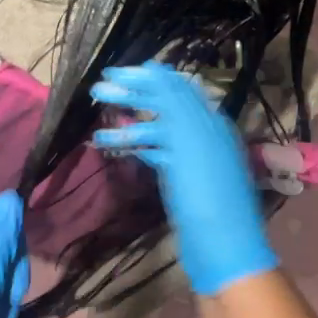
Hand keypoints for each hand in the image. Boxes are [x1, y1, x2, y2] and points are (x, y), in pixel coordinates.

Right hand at [90, 61, 275, 295]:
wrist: (221, 248)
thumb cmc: (204, 192)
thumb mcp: (189, 139)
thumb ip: (174, 102)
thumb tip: (156, 69)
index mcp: (208, 120)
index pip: (173, 86)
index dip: (142, 77)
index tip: (109, 74)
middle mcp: (203, 133)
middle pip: (164, 105)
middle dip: (131, 97)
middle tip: (97, 93)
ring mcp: (194, 157)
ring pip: (158, 130)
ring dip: (129, 126)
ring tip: (99, 130)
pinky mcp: (184, 180)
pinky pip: (158, 153)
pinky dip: (138, 147)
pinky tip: (117, 148)